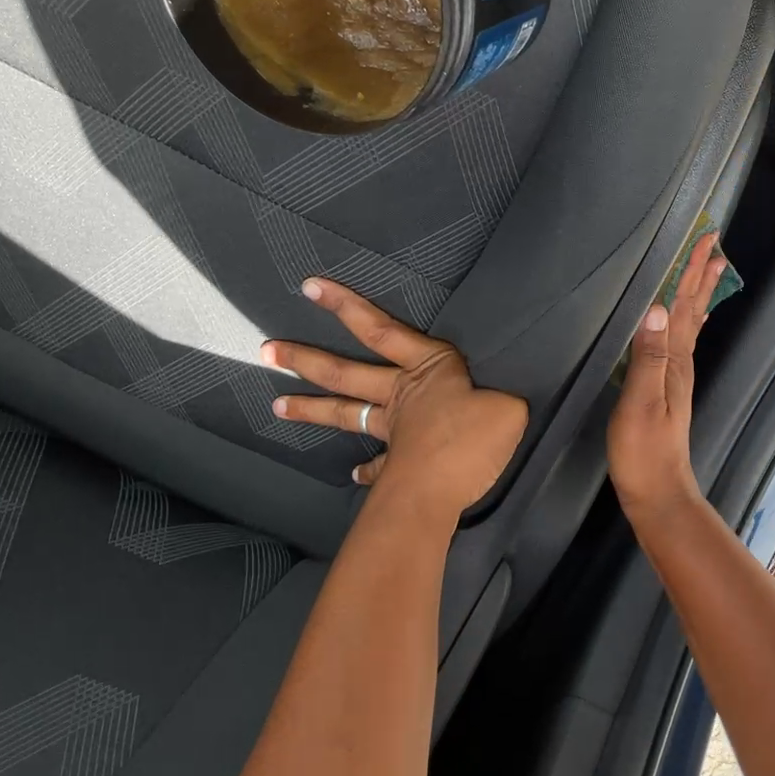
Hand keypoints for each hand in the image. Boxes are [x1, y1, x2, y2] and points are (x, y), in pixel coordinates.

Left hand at [261, 278, 527, 521]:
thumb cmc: (471, 436)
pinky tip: (355, 473)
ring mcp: (394, 431)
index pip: (381, 330)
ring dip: (313, 409)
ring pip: (347, 414)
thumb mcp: (506, 405)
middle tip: (268, 350)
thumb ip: (497, 397)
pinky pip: (377, 464)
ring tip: (277, 405)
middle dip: (306, 360)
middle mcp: (401, 395)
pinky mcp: (396, 467)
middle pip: (346, 373)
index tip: (310, 287)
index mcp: (427, 370)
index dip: (347, 307)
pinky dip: (367, 468)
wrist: (444, 487)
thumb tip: (498, 404)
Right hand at [608, 232, 727, 523]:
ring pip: (691, 322)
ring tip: (710, 268)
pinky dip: (689, 319)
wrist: (658, 492)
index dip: (694, 272)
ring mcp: (677, 374)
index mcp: (675, 360)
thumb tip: (657, 308)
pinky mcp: (668, 386)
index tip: (708, 240)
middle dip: (702, 274)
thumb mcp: (640, 403)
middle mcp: (681, 361)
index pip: (686, 306)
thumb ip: (648, 358)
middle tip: (714, 242)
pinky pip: (682, 339)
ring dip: (699, 292)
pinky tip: (688, 319)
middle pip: (694, 309)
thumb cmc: (644, 450)